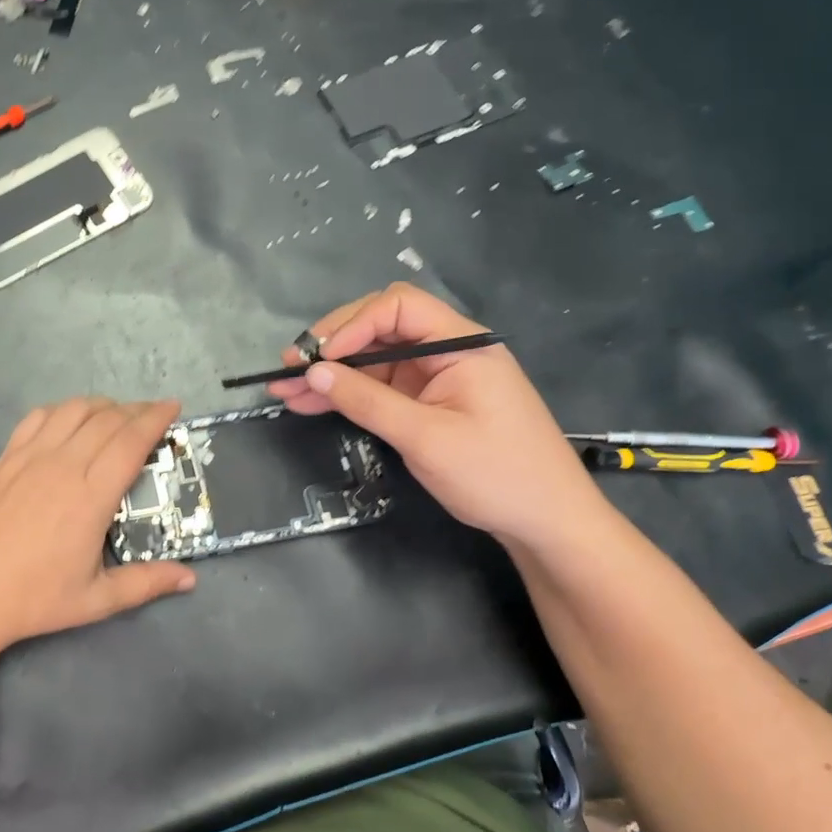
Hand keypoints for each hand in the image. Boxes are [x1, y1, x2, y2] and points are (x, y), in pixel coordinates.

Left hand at [0, 398, 196, 664]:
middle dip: (135, 409)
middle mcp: (61, 465)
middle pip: (106, 419)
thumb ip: (146, 583)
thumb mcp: (96, 600)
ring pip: (71, 410)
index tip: (173, 406)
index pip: (130, 441)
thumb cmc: (32, 600)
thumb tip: (191, 578)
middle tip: (153, 414)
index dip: (155, 418)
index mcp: (90, 496)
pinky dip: (62, 410)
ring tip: (116, 415)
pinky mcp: (4, 459)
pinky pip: (37, 418)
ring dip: (101, 405)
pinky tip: (69, 421)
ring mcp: (28, 457)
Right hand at [267, 283, 608, 541]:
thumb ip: (367, 401)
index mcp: (462, 344)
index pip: (398, 306)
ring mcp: (435, 377)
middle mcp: (447, 351)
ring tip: (283, 387)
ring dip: (330, 372)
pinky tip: (308, 402)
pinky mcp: (426, 403)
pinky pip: (378, 387)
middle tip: (289, 365)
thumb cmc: (497, 475)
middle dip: (333, 344)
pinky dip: (345, 395)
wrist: (547, 525)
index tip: (320, 357)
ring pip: (372, 359)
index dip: (353, 324)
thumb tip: (313, 372)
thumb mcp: (426, 437)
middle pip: (379, 326)